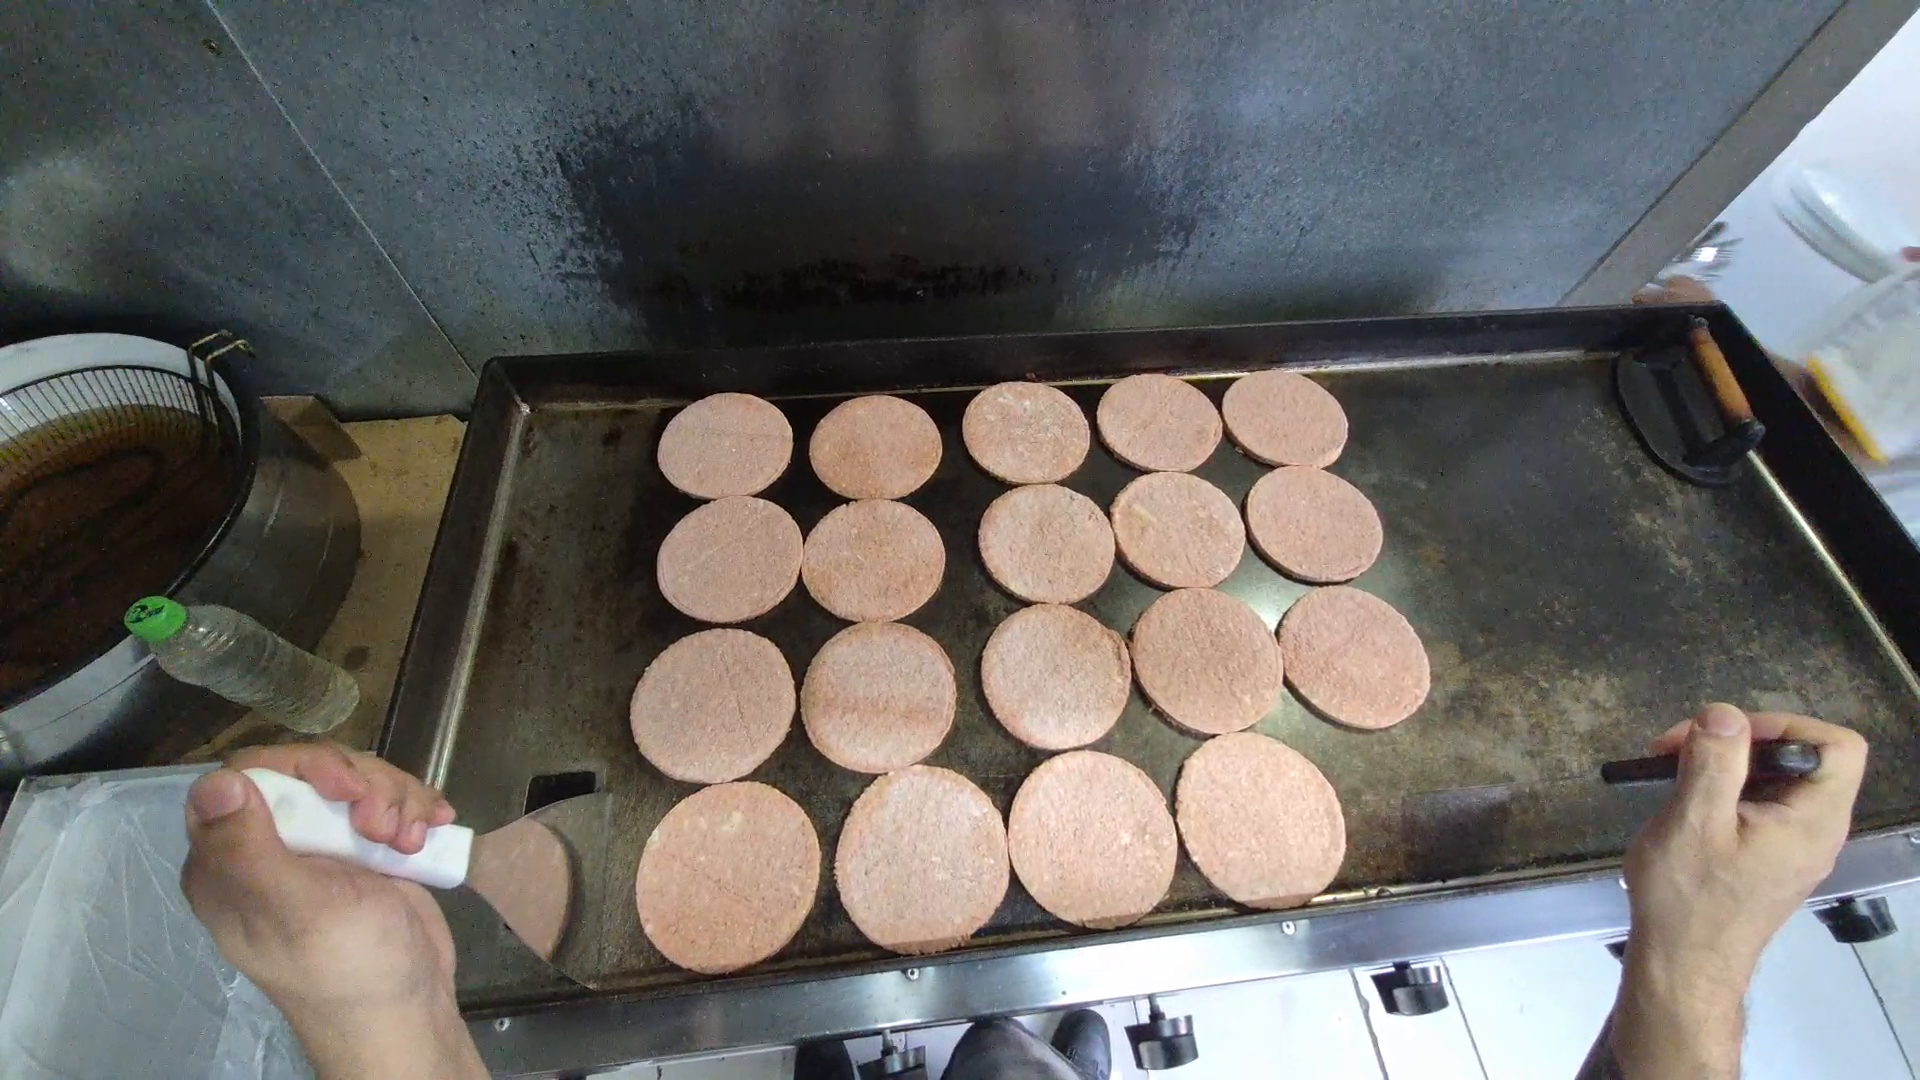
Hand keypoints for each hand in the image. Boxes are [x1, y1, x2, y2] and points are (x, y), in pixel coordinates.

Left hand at [182, 743, 486, 1079]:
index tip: (347, 790)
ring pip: (365, 780)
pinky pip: (398, 800)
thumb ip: (251, 850)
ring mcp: (328, 847)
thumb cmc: (345, 965)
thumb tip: (216, 784)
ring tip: (412, 842)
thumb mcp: (298, 909)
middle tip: (385, 828)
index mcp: (233, 861)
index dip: (303, 767)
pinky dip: (423, 808)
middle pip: (318, 770)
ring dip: (401, 800)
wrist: (407, 1003)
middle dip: (368, 786)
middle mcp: (276, 846)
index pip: (250, 776)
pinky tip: (435, 830)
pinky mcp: (373, 849)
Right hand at [1605, 704, 1866, 1077]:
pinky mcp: (1765, 849)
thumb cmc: (1689, 889)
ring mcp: (1791, 839)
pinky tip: (1679, 798)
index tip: (1715, 734)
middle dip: (1733, 739)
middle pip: (1799, 756)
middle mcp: (1814, 826)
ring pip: (1771, 775)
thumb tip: (1723, 713)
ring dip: (1718, 761)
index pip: (1837, 746)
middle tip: (1671, 750)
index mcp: (1812, 818)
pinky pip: (1755, 798)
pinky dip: (1717, 785)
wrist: (1684, 954)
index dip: (1779, 725)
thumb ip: (1712, 765)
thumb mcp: (1693, 820)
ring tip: (1666, 770)